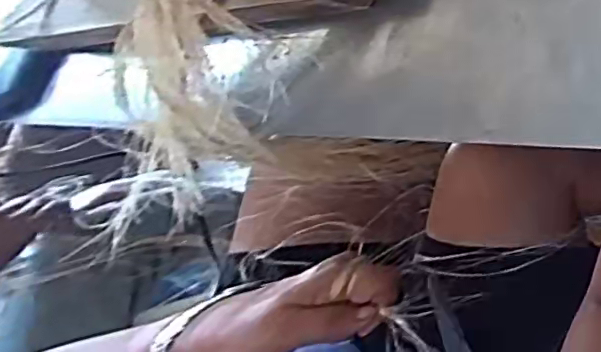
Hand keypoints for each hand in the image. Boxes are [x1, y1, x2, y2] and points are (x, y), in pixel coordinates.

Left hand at [177, 255, 398, 351]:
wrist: (212, 332)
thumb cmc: (250, 331)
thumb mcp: (288, 332)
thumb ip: (333, 320)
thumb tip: (373, 314)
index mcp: (343, 271)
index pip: (387, 282)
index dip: (382, 308)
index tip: (361, 331)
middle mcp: (348, 266)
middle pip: (383, 285)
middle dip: (373, 311)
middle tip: (346, 335)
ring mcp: (339, 274)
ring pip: (372, 291)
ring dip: (363, 314)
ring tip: (337, 333)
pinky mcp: (331, 286)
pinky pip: (357, 296)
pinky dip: (353, 313)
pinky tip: (336, 327)